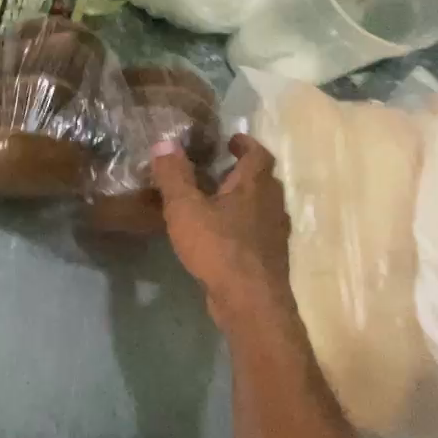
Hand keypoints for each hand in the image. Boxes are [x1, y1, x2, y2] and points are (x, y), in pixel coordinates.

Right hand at [151, 134, 294, 324]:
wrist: (249, 298)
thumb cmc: (217, 246)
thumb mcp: (184, 208)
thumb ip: (174, 175)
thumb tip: (164, 141)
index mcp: (254, 187)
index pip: (258, 155)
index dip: (245, 144)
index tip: (230, 139)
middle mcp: (271, 205)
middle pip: (263, 180)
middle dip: (242, 170)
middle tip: (217, 168)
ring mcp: (273, 232)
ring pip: (261, 205)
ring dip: (243, 197)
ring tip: (215, 200)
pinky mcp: (268, 255)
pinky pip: (257, 228)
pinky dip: (242, 222)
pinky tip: (221, 233)